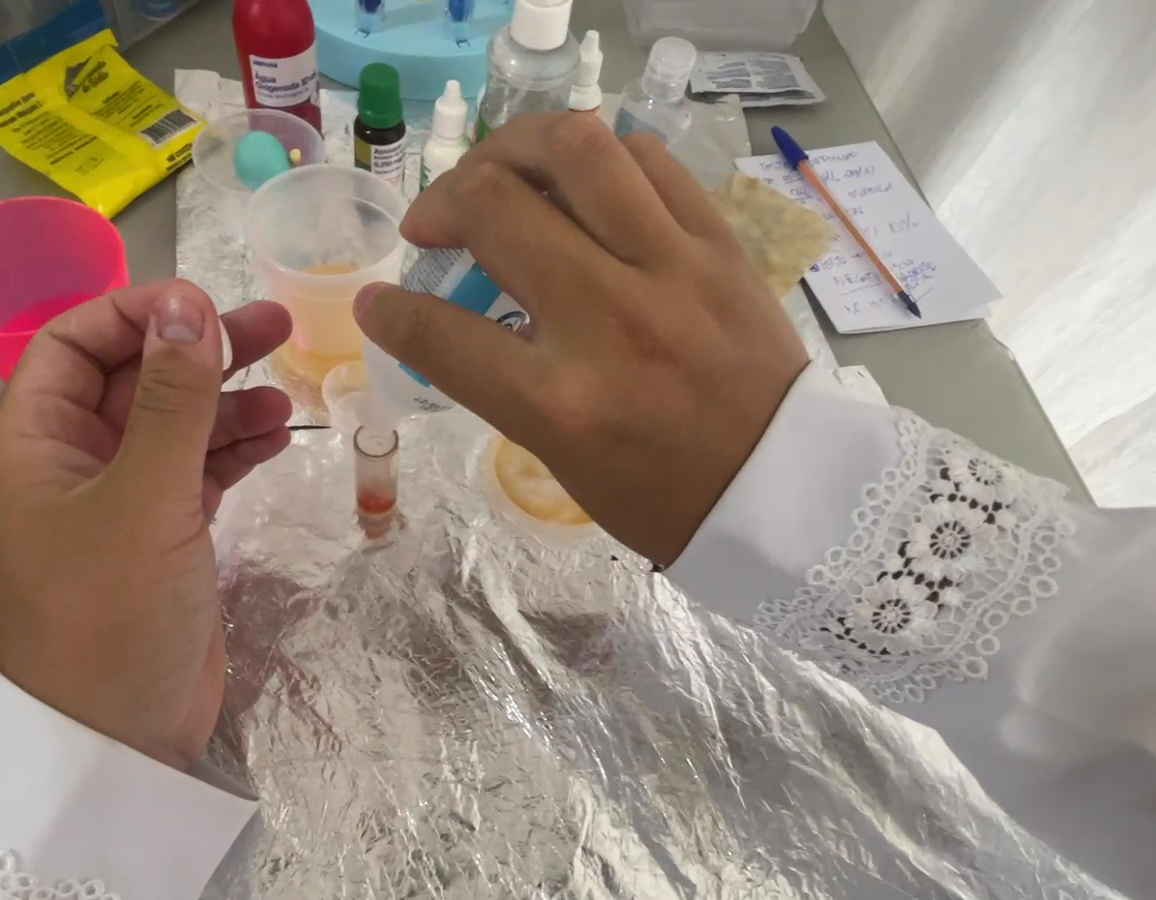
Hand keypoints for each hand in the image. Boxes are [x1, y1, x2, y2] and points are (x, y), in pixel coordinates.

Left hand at [0, 281, 293, 768]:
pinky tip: (276, 437)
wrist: (118, 736)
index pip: (74, 343)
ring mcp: (122, 501)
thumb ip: (172, 401)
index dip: (137, 315)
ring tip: (288, 395)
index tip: (207, 306)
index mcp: (36, 441)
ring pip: (175, 427)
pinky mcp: (163, 536)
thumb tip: (190, 305)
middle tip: (276, 328)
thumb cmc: (110, 612)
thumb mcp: (143, 498)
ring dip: (227, 405)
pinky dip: (234, 452)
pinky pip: (197, 473)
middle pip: (136, 381)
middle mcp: (74, 462)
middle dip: (200, 352)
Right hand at [354, 114, 809, 565]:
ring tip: (500, 177)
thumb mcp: (561, 458)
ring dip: (512, 149)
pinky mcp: (718, 245)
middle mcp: (609, 322)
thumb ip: (500, 383)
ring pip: (575, 148)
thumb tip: (445, 321)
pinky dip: (597, 158)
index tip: (378, 299)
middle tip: (436, 224)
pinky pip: (647, 158)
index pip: (441, 335)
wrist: (777, 486)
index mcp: (560, 403)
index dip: (390, 310)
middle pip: (495, 209)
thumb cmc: (658, 495)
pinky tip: (580, 186)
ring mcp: (671, 271)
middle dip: (440, 204)